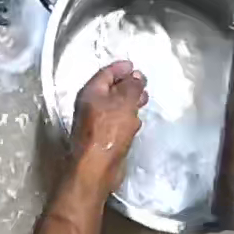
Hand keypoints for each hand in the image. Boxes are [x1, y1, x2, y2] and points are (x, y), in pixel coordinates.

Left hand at [71, 60, 147, 195]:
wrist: (95, 168)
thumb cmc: (108, 131)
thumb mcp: (124, 103)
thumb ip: (131, 87)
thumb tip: (136, 75)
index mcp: (90, 92)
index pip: (106, 73)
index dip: (120, 68)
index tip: (133, 65)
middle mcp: (89, 105)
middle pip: (110, 89)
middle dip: (127, 85)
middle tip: (143, 83)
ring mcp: (95, 122)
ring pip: (114, 106)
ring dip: (129, 101)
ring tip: (144, 99)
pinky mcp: (102, 138)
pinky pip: (116, 121)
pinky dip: (127, 117)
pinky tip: (136, 121)